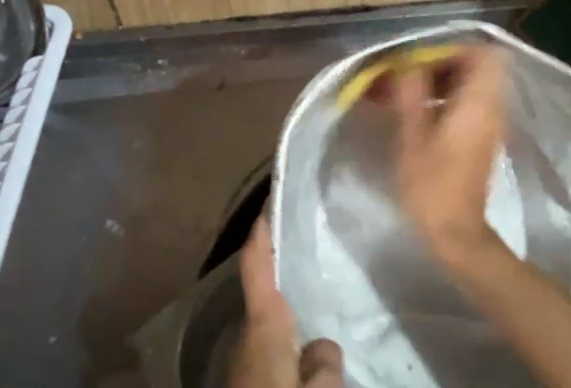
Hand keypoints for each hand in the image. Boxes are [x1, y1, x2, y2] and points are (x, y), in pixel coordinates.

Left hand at [231, 216, 343, 387]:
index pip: (255, 263)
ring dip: (288, 307)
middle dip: (286, 271)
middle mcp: (247, 332)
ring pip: (269, 321)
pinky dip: (287, 336)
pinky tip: (308, 344)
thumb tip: (325, 344)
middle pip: (266, 291)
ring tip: (321, 296)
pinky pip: (270, 346)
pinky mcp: (246, 378)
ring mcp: (243, 357)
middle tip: (315, 249)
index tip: (271, 200)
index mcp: (263, 322)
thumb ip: (326, 362)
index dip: (261, 230)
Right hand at [388, 45, 511, 262]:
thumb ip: (411, 93)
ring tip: (408, 94)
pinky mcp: (484, 138)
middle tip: (411, 77)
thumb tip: (408, 63)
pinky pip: (471, 103)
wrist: (456, 233)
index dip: (455, 49)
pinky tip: (419, 115)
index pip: (485, 54)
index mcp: (478, 101)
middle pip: (477, 67)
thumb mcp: (411, 135)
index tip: (424, 60)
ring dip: (442, 82)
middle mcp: (492, 107)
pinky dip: (448, 100)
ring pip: (473, 85)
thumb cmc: (431, 184)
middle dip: (442, 64)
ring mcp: (491, 124)